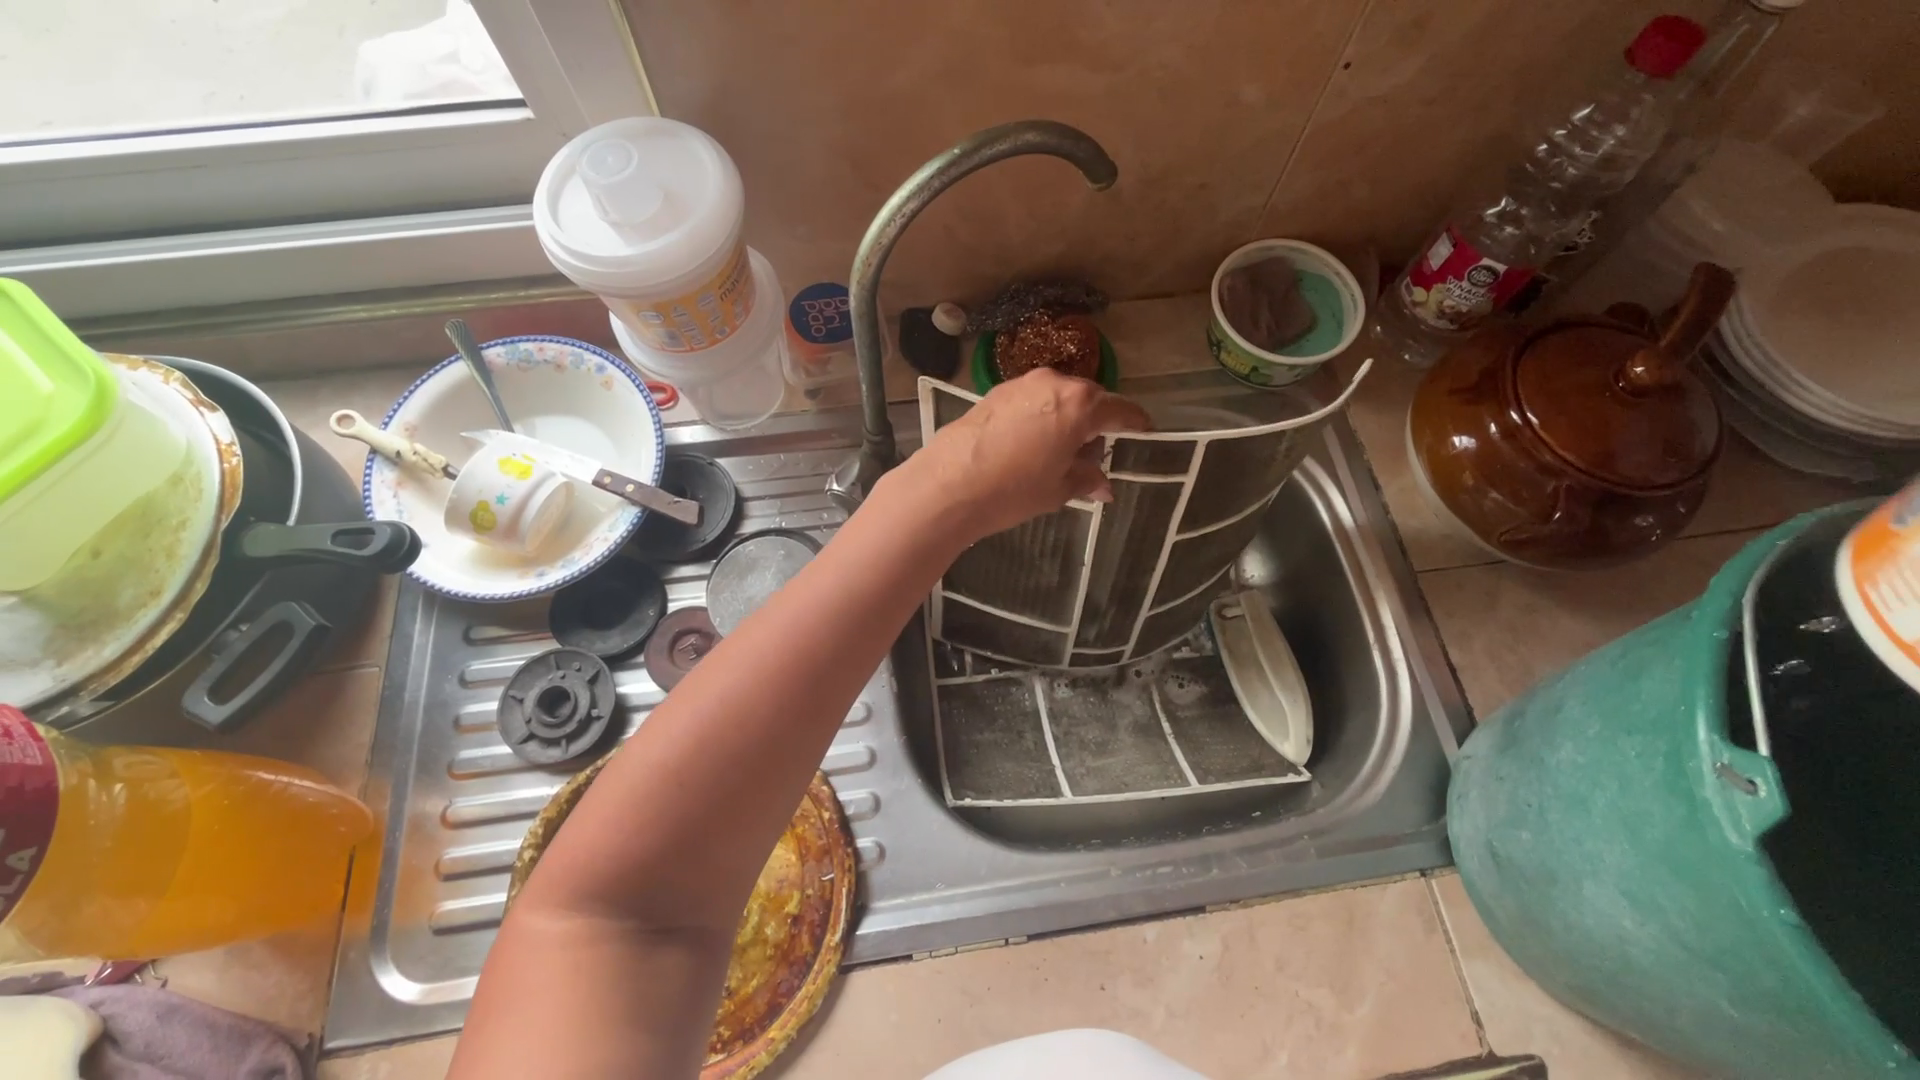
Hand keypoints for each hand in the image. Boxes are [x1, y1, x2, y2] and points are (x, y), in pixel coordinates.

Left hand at [895, 368, 1150, 541]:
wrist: (948, 485)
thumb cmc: (1014, 489)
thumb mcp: (1058, 489)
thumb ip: (1086, 479)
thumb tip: (1104, 485)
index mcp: (1080, 403)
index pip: (1120, 410)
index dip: (1136, 425)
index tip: (1144, 435)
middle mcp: (1054, 382)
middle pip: (1088, 399)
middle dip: (1096, 424)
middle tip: (1096, 456)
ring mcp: (1021, 384)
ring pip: (1058, 398)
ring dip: (1066, 420)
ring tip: (1061, 454)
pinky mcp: (995, 393)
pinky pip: (1032, 401)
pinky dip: (1041, 418)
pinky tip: (1032, 445)